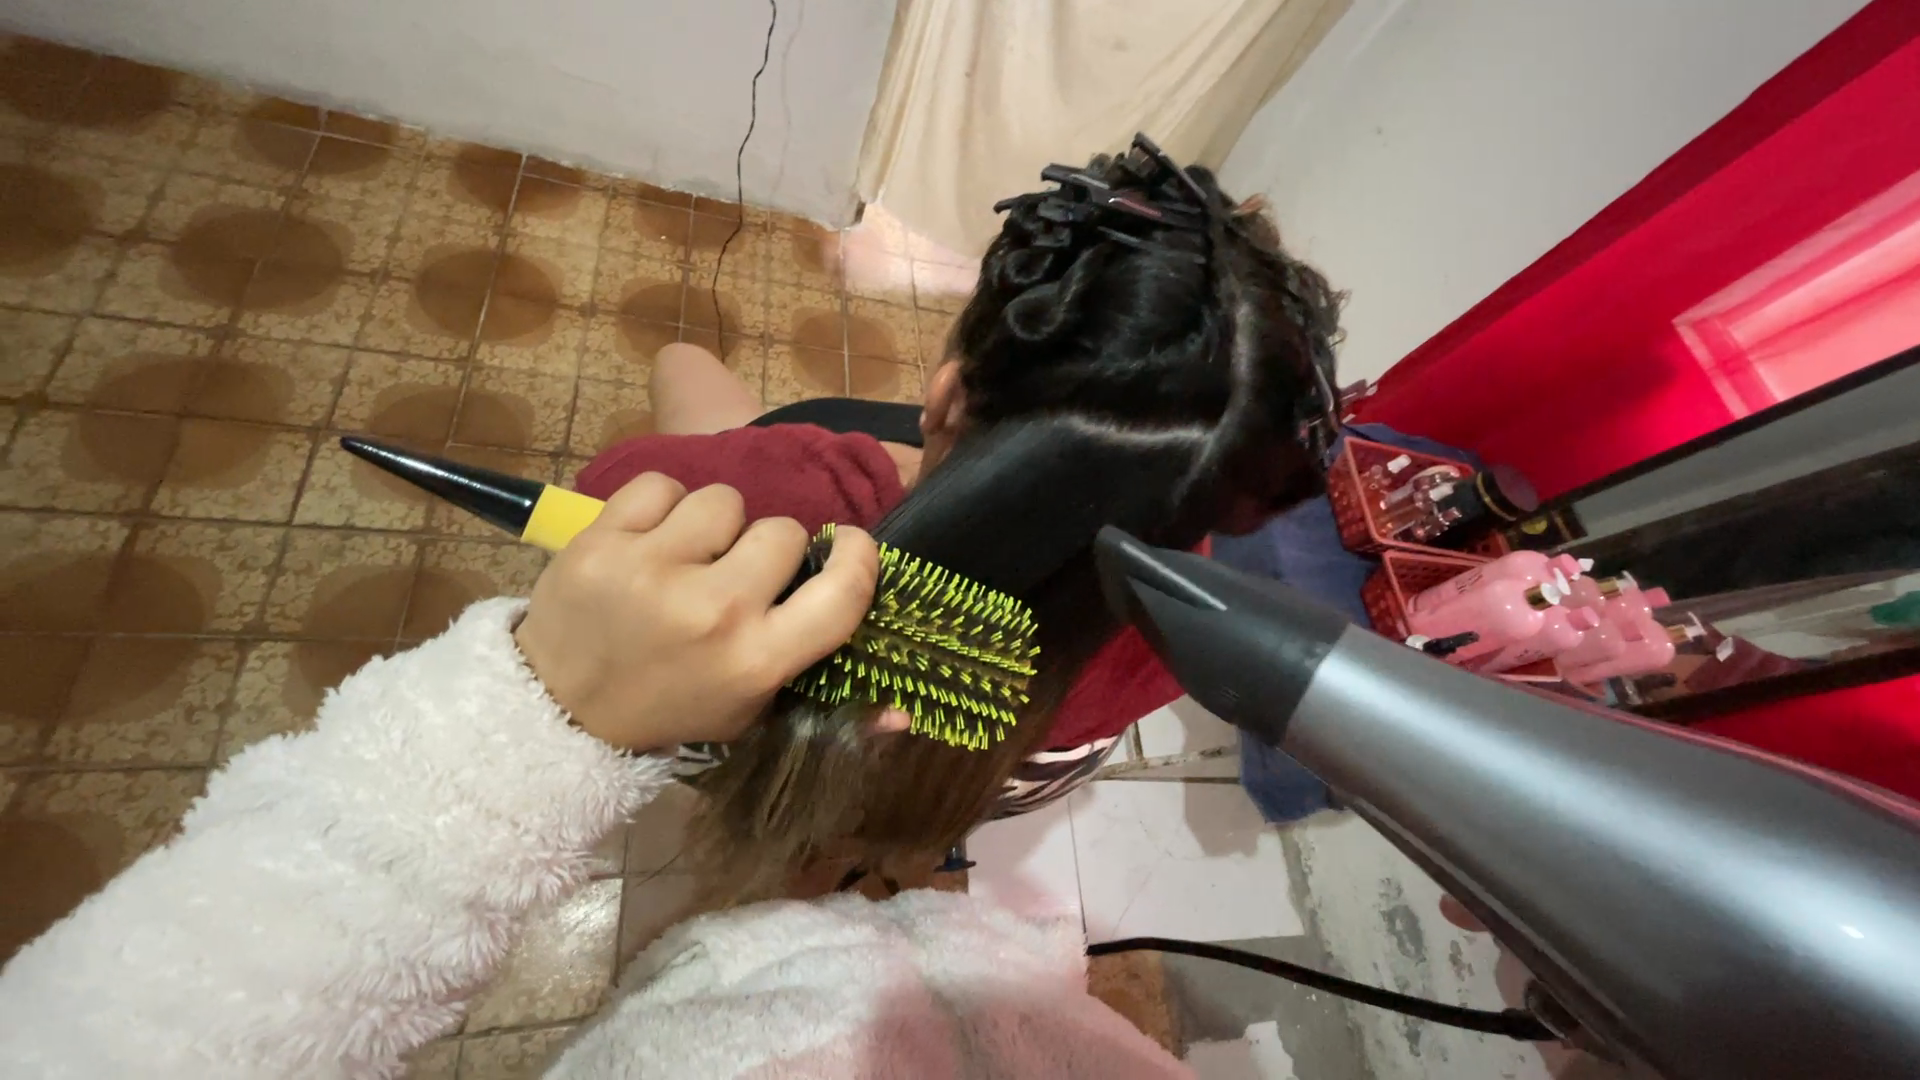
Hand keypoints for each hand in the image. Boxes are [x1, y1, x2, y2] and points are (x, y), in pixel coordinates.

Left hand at [514, 474, 880, 751]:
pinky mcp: (601, 542)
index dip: (860, 555)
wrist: (557, 714)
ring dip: (714, 525)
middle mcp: (715, 612)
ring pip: (725, 500)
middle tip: (737, 573)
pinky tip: (649, 539)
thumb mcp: (753, 714)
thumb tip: (907, 711)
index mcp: (758, 660)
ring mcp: (654, 572)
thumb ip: (826, 698)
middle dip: (769, 548)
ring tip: (687, 557)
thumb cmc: (672, 708)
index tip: (850, 544)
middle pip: (783, 531)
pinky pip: (663, 485)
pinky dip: (662, 506)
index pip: (843, 590)